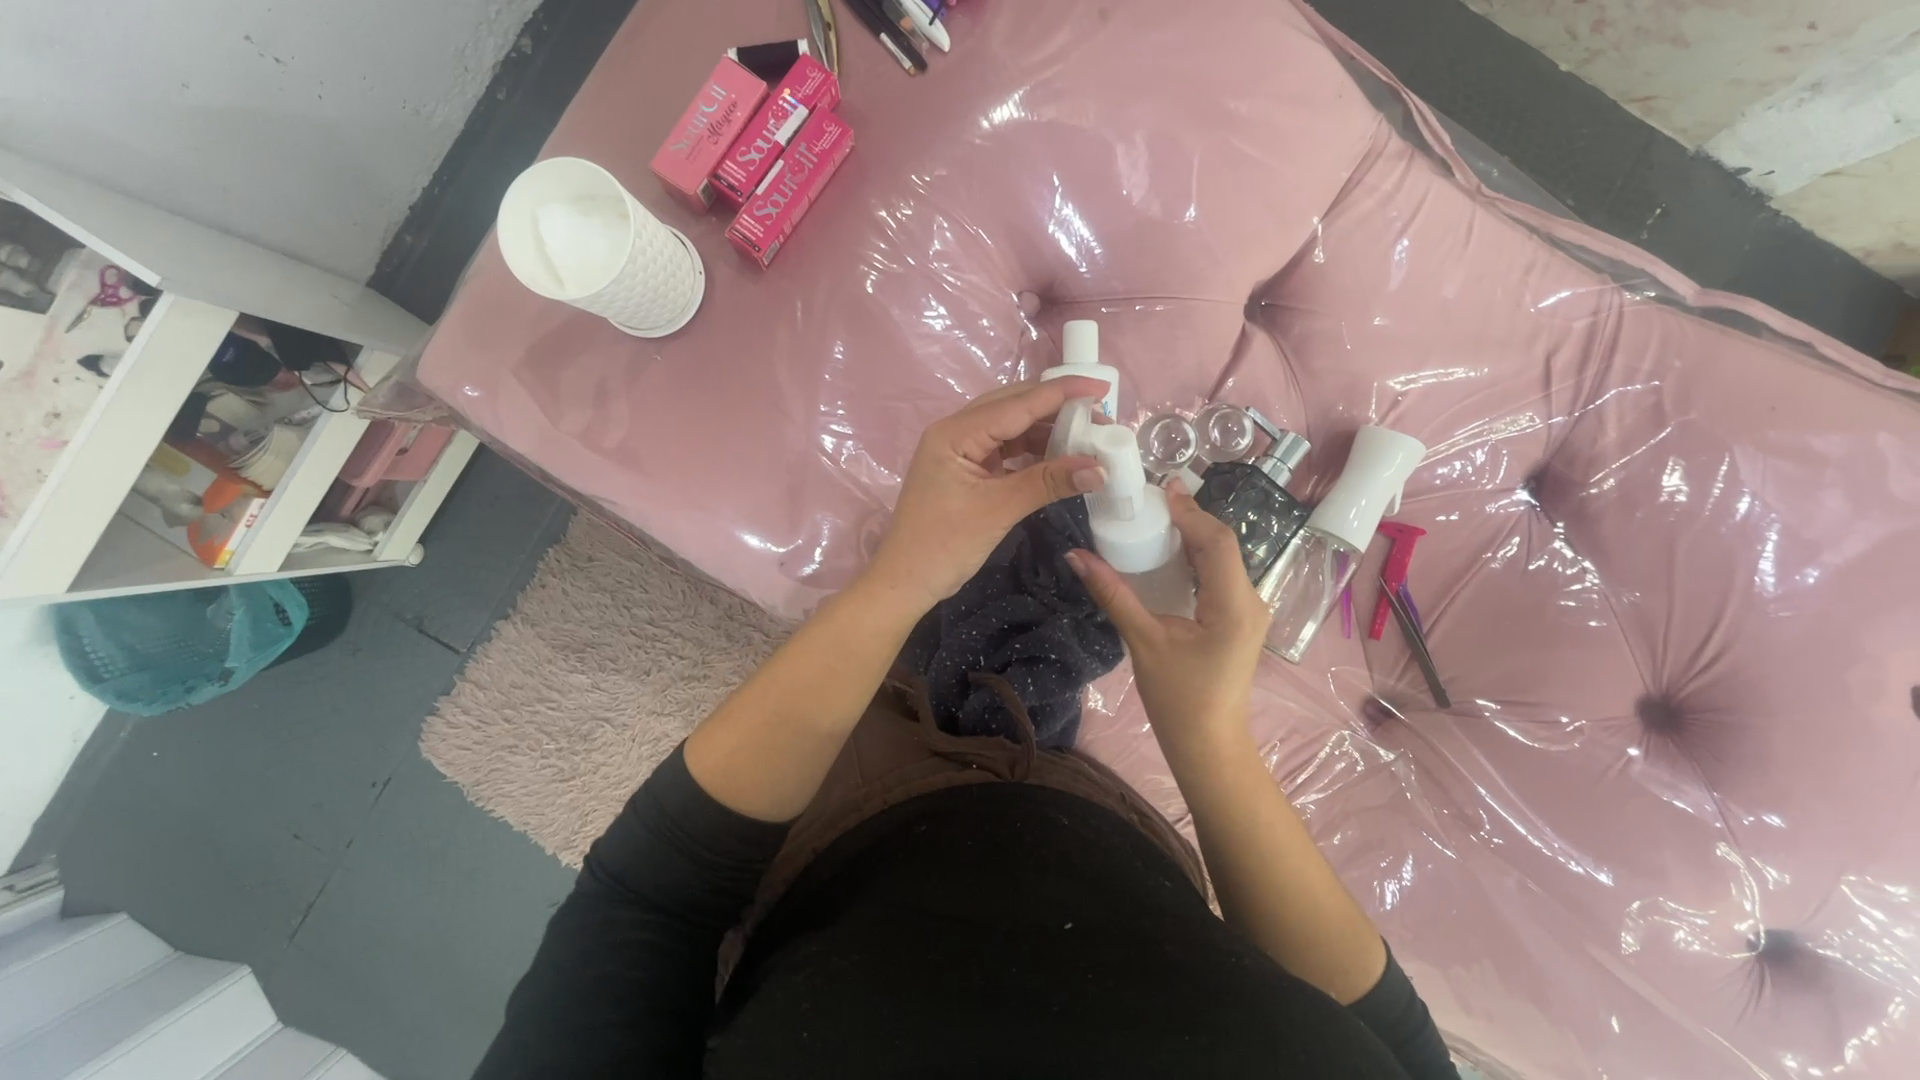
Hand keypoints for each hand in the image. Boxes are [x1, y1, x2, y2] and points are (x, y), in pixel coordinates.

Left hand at [863, 376, 1109, 611]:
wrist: (905, 582)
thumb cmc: (943, 545)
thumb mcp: (998, 510)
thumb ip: (1048, 482)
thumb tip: (1099, 468)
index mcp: (955, 433)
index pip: (1016, 403)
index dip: (1061, 393)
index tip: (1101, 387)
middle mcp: (955, 433)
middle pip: (1013, 407)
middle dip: (1056, 409)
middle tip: (1099, 416)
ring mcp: (959, 452)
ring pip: (1010, 429)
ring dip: (1047, 432)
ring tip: (1086, 438)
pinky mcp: (965, 472)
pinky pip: (1005, 451)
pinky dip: (1033, 453)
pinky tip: (1059, 458)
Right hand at [1067, 488, 1269, 750]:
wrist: (1208, 743)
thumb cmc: (1178, 698)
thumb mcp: (1143, 642)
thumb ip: (1113, 594)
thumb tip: (1076, 556)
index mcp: (1234, 605)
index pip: (1217, 542)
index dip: (1190, 512)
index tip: (1160, 488)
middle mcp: (1251, 600)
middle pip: (1223, 544)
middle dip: (1190, 517)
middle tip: (1153, 497)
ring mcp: (1249, 610)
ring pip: (1225, 558)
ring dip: (1194, 535)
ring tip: (1159, 516)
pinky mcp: (1240, 618)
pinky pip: (1221, 575)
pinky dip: (1197, 557)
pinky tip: (1172, 551)